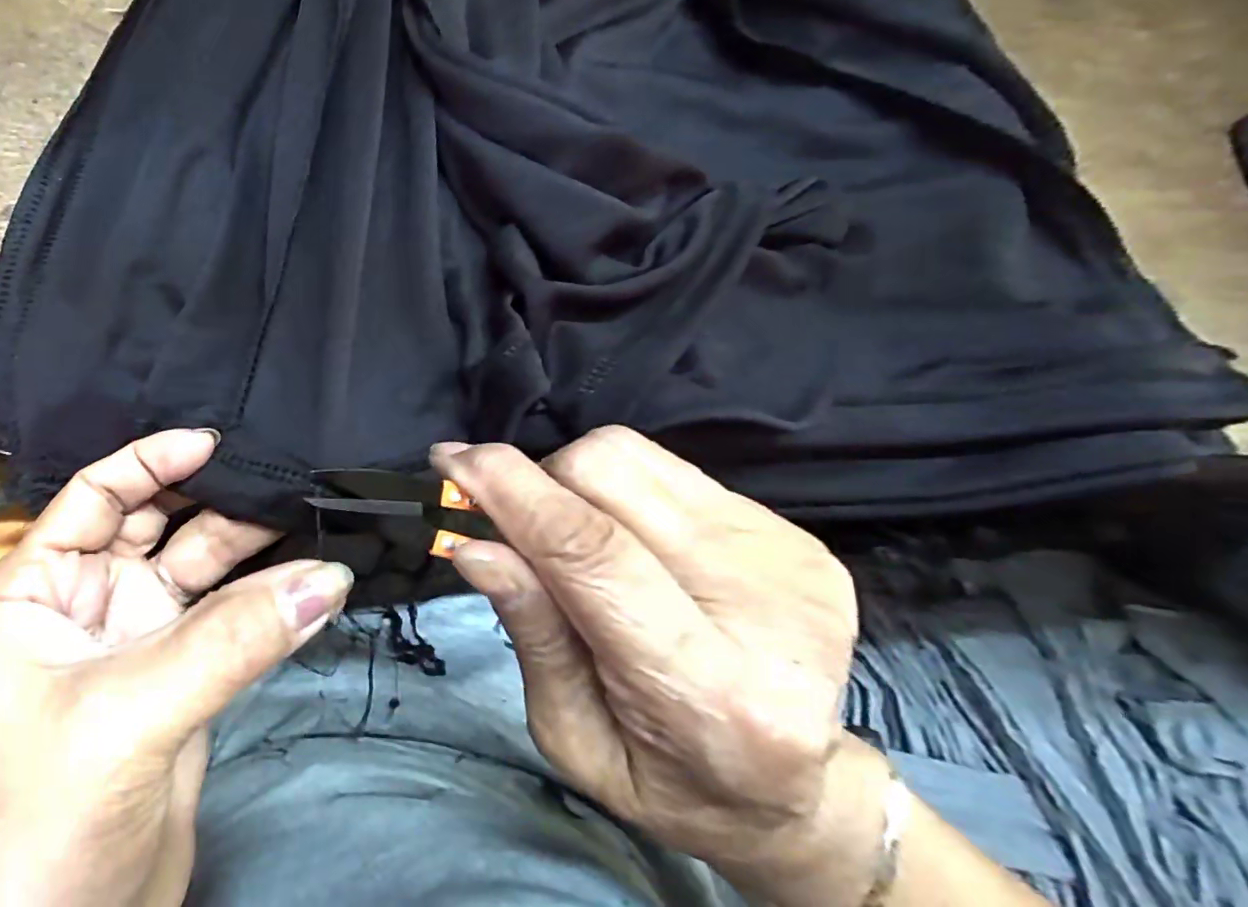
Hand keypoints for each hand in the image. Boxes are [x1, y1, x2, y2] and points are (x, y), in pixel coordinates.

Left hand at [0, 429, 353, 906]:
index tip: (213, 442)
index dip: (149, 461)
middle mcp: (88, 602)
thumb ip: (233, 640)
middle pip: (156, 524)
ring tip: (307, 515)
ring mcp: (140, 636)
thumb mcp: (135, 710)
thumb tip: (328, 578)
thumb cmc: (57, 812)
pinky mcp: (183, 671)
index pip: (95, 496)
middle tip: (278, 473)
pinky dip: (267, 594)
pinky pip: (229, 612)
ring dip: (250, 544)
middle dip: (212, 497)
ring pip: (200, 566)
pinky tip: (310, 577)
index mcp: (38, 591)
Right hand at [433, 427, 885, 906]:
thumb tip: (472, 545)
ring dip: (573, 481)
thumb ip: (531, 631)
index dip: (512, 493)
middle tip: (515, 527)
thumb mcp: (572, 734)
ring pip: (631, 455)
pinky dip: (617, 489)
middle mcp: (763, 607)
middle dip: (536, 484)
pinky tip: (628, 537)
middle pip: (607, 478)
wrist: (798, 790)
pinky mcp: (791, 531)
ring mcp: (783, 556)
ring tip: (574, 537)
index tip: (450, 461)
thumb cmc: (668, 781)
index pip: (591, 552)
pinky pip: (665, 466)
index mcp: (707, 689)